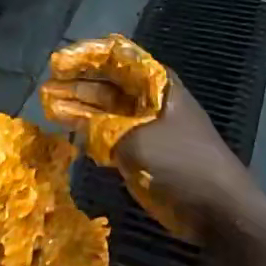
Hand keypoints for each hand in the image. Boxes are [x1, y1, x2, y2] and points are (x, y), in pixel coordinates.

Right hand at [43, 38, 255, 243]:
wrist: (220, 210)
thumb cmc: (183, 165)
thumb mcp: (137, 143)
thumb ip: (103, 129)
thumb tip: (77, 123)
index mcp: (156, 83)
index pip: (117, 56)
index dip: (86, 55)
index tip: (57, 63)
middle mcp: (150, 97)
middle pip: (108, 82)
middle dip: (77, 83)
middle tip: (45, 88)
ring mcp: (146, 124)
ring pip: (106, 107)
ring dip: (79, 106)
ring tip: (47, 106)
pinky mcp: (142, 150)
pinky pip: (110, 132)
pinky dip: (90, 130)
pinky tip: (68, 130)